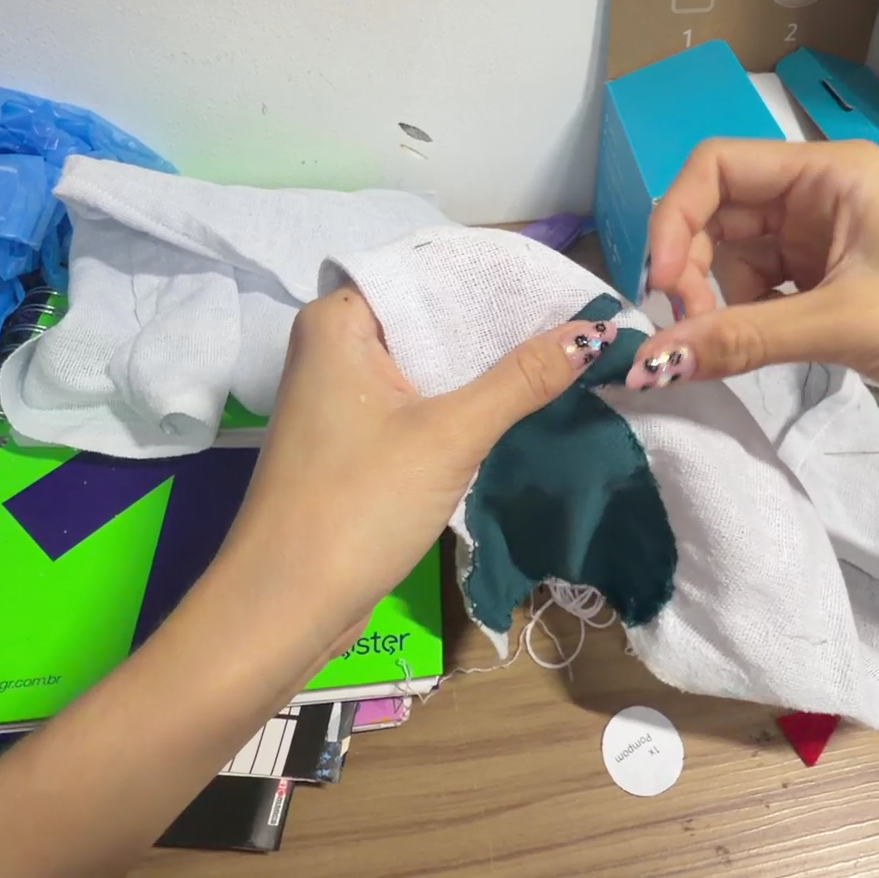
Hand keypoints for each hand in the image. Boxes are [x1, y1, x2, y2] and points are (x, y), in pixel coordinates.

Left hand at [222, 286, 608, 646]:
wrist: (285, 608)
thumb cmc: (357, 506)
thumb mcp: (449, 435)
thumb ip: (522, 379)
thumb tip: (593, 332)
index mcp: (340, 319)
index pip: (430, 271)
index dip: (498, 273)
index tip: (563, 278)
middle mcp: (337, 342)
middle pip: (432, 313)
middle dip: (501, 318)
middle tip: (576, 313)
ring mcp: (346, 389)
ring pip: (430, 356)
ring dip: (487, 358)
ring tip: (563, 343)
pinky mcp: (359, 430)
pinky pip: (422, 392)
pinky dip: (466, 392)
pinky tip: (519, 392)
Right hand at [632, 139, 878, 441]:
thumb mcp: (843, 323)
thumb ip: (739, 340)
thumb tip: (646, 367)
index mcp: (827, 172)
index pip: (715, 167)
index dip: (673, 219)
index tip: (661, 289)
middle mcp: (819, 197)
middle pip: (718, 214)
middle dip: (691, 268)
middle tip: (687, 331)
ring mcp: (825, 244)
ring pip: (736, 258)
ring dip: (715, 298)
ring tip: (722, 346)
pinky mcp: (831, 288)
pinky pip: (762, 293)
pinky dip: (743, 319)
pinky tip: (747, 348)